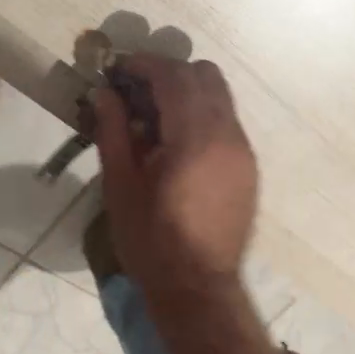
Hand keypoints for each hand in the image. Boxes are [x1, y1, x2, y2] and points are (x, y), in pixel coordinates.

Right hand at [91, 56, 258, 292]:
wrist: (198, 288)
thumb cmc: (151, 242)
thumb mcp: (121, 186)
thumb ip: (113, 132)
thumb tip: (105, 93)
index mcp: (195, 137)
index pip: (174, 76)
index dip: (143, 65)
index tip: (117, 70)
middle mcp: (228, 135)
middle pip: (205, 75)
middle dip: (168, 74)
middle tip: (134, 93)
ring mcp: (244, 151)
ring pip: (220, 97)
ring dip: (187, 94)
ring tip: (153, 120)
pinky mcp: (249, 167)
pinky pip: (227, 123)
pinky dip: (202, 117)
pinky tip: (176, 144)